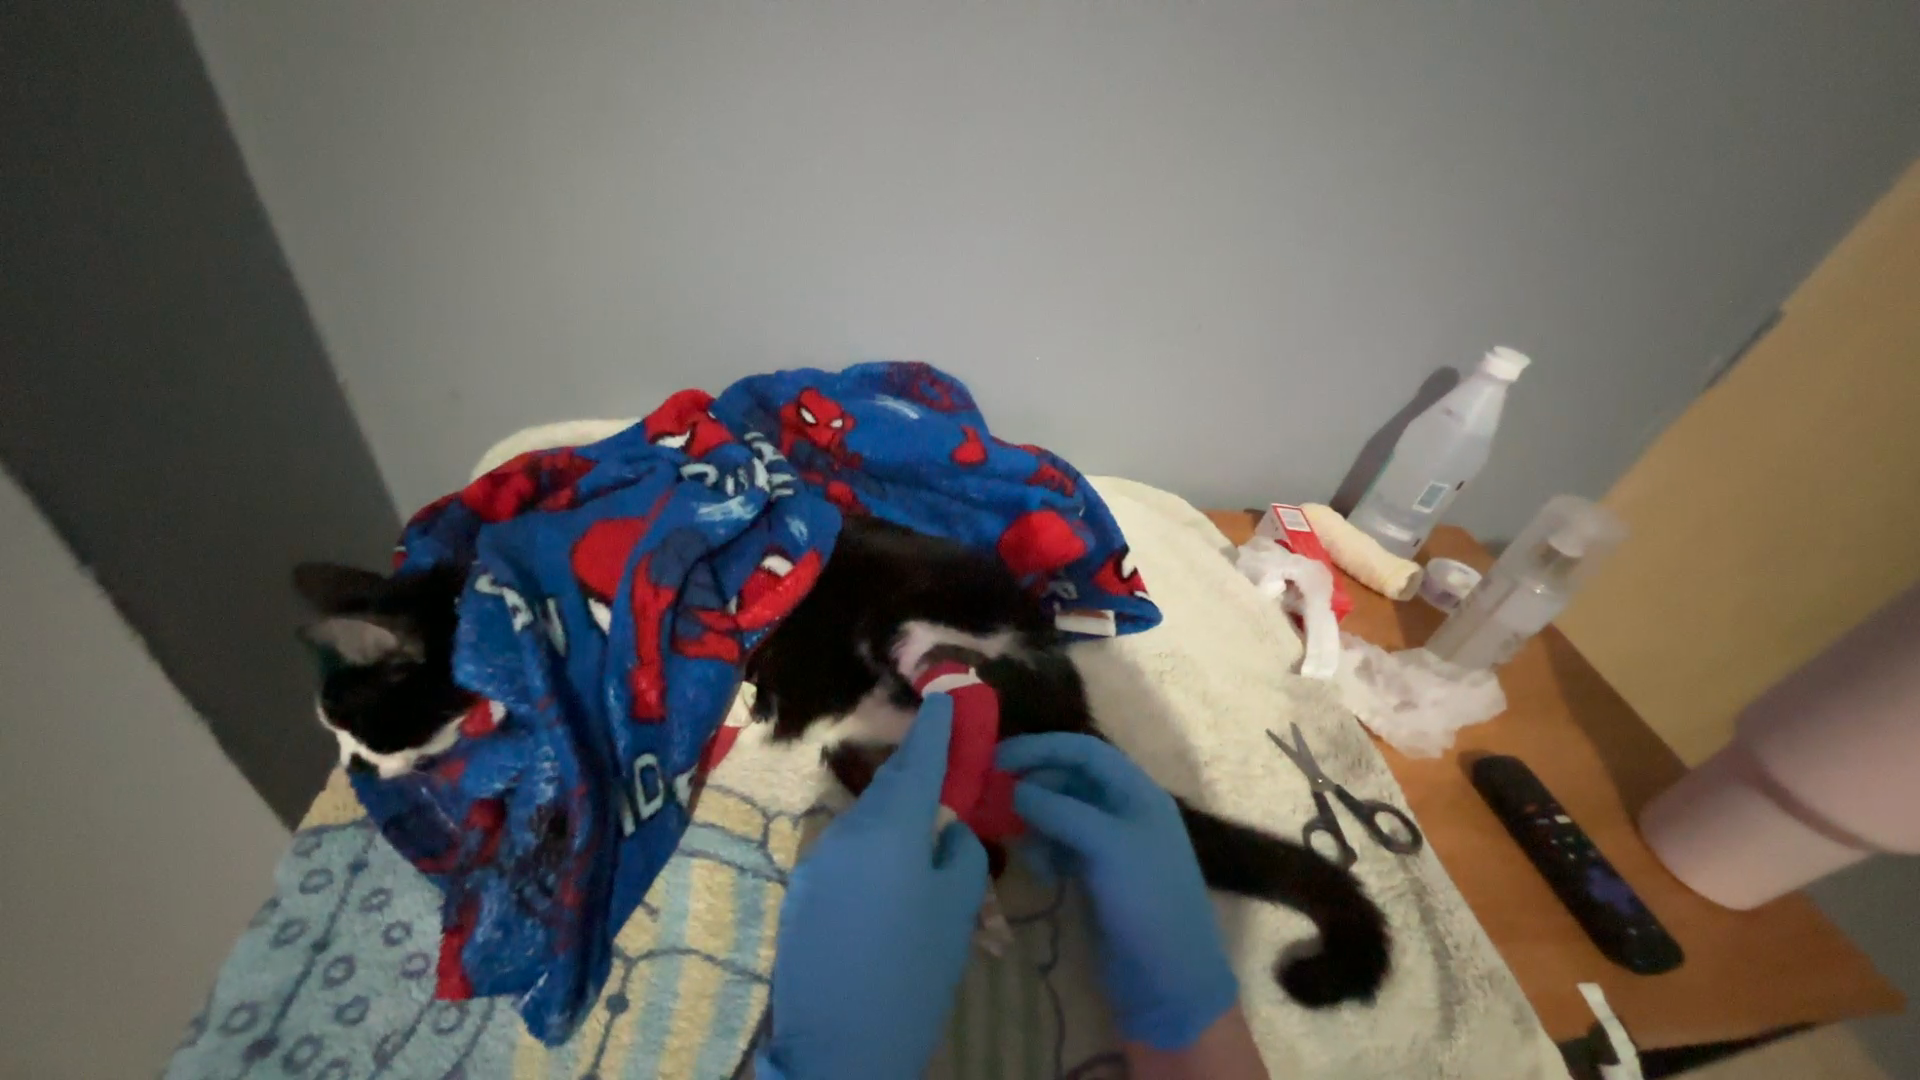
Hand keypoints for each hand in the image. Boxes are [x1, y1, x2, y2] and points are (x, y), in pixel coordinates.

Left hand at [759, 695, 989, 1079]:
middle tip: (942, 762)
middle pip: (890, 788)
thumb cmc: (912, 975)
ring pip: (869, 823)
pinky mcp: (804, 891)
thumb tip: (944, 828)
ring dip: (898, 821)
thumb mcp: (955, 910)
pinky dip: (876, 854)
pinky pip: (850, 854)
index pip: (918, 762)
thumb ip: (957, 851)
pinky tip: (892, 887)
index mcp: (889, 829)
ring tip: (927, 841)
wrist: (837, 1051)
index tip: (943, 697)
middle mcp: (847, 831)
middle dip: (918, 772)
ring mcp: (819, 860)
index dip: (935, 728)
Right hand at [997, 733, 1238, 1051]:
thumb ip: (1060, 809)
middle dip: (1035, 784)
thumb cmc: (1146, 900)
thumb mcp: (1106, 845)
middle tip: (996, 797)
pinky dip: (1045, 850)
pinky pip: (1061, 845)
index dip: (1042, 748)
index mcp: (1137, 792)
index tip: (999, 758)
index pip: (1084, 750)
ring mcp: (1110, 843)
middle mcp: (1123, 809)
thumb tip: (1015, 788)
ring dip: (1036, 820)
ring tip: (1017, 840)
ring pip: (1062, 812)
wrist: (1169, 982)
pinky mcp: (1096, 874)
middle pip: (1070, 778)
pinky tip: (1039, 870)